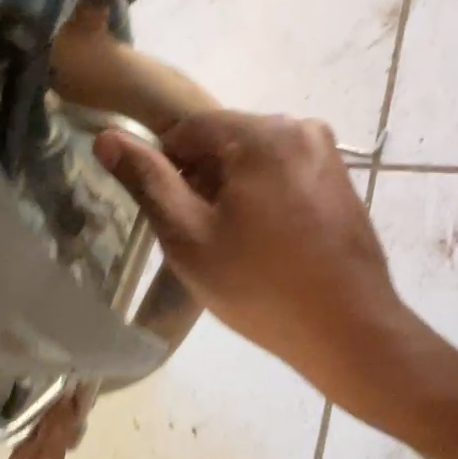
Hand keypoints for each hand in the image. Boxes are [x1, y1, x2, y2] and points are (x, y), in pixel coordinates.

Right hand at [95, 112, 410, 393]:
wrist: (350, 330)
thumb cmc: (261, 286)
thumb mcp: (189, 236)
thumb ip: (147, 181)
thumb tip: (107, 137)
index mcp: (263, 134)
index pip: (190, 129)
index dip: (166, 167)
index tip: (167, 213)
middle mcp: (301, 128)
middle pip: (226, 141)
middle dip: (203, 179)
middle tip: (200, 235)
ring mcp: (328, 154)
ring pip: (255, 159)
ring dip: (233, 190)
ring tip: (233, 243)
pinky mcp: (341, 180)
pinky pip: (285, 173)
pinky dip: (265, 196)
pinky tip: (267, 242)